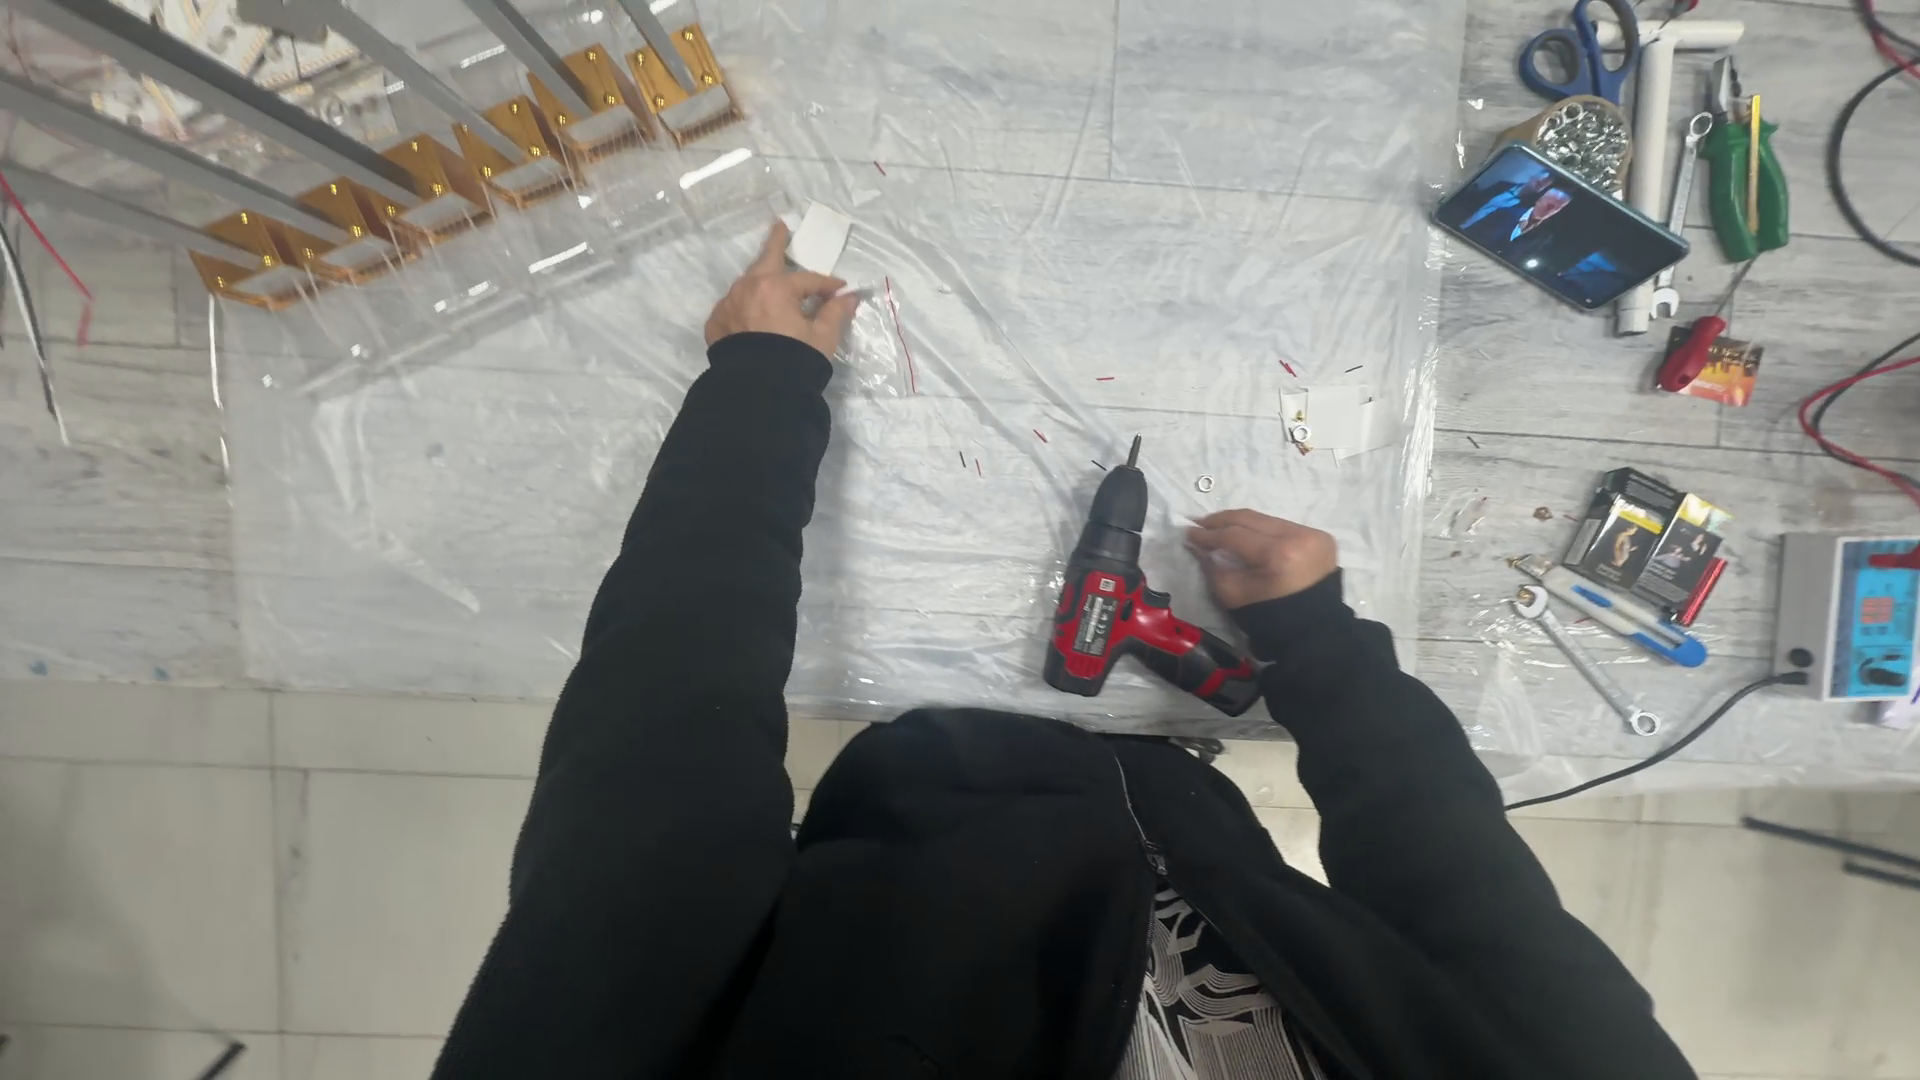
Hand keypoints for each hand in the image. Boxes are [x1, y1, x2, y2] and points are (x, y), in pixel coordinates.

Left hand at [704, 221, 860, 356]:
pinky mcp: (716, 323)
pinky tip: (751, 313)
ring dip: (761, 280)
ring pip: (748, 284)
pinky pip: (734, 307)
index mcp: (776, 287)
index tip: (841, 288)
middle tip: (779, 227)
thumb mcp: (822, 337)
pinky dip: (746, 306)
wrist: (757, 390)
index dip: (827, 284)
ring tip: (768, 277)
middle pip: (766, 261)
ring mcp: (728, 305)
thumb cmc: (795, 360)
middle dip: (776, 243)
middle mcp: (748, 288)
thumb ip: (835, 313)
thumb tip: (850, 297)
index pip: (807, 280)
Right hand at [1186, 510, 1337, 609]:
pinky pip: (1282, 526)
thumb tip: (1197, 544)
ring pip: (1266, 519)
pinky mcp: (1321, 537)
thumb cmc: (1268, 618)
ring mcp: (1313, 534)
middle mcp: (1298, 536)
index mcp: (1278, 554)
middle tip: (1198, 522)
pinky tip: (1246, 533)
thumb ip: (1211, 565)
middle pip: (1250, 518)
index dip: (1208, 534)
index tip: (1188, 532)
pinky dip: (1261, 530)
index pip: (1234, 535)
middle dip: (1220, 520)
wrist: (1313, 632)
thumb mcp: (1232, 594)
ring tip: (1217, 525)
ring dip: (1240, 522)